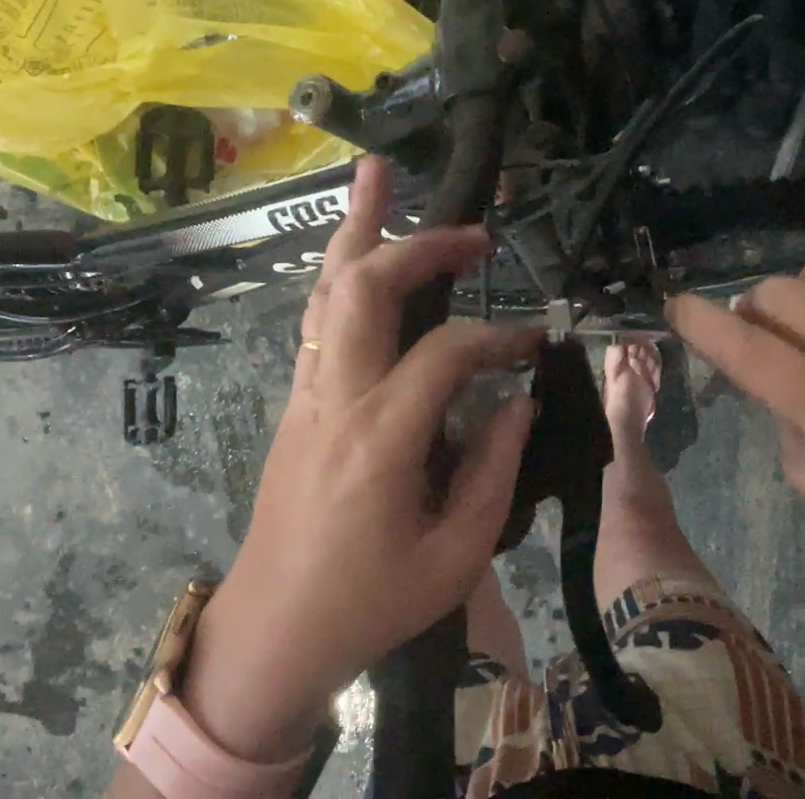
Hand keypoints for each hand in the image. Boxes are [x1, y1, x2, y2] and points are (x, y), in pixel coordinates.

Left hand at [181, 156, 541, 760]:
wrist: (271, 631)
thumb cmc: (367, 603)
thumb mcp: (454, 557)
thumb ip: (493, 469)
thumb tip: (516, 398)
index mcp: (380, 437)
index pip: (447, 352)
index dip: (499, 337)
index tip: (533, 341)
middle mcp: (335, 397)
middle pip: (365, 287)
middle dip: (420, 245)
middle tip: (473, 232)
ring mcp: (306, 393)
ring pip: (327, 290)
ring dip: (355, 230)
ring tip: (377, 173)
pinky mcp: (296, 401)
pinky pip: (318, 318)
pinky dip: (342, 274)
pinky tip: (360, 253)